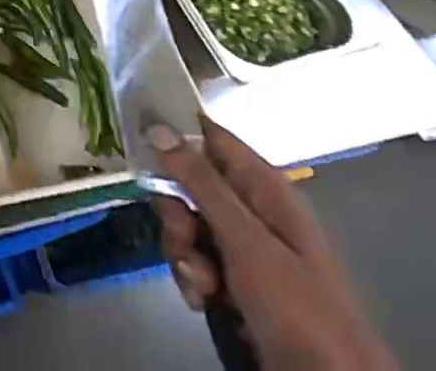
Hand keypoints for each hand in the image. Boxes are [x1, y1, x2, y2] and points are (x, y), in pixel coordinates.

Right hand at [149, 118, 397, 370]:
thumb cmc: (297, 306)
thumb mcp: (246, 242)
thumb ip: (202, 184)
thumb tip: (158, 128)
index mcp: (265, 186)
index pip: (211, 137)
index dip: (175, 135)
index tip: (138, 143)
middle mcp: (253, 209)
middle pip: (191, 185)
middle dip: (177, 213)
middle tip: (184, 237)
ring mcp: (245, 247)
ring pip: (189, 226)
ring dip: (184, 253)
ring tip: (204, 285)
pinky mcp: (237, 280)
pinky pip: (197, 261)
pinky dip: (194, 280)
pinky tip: (204, 302)